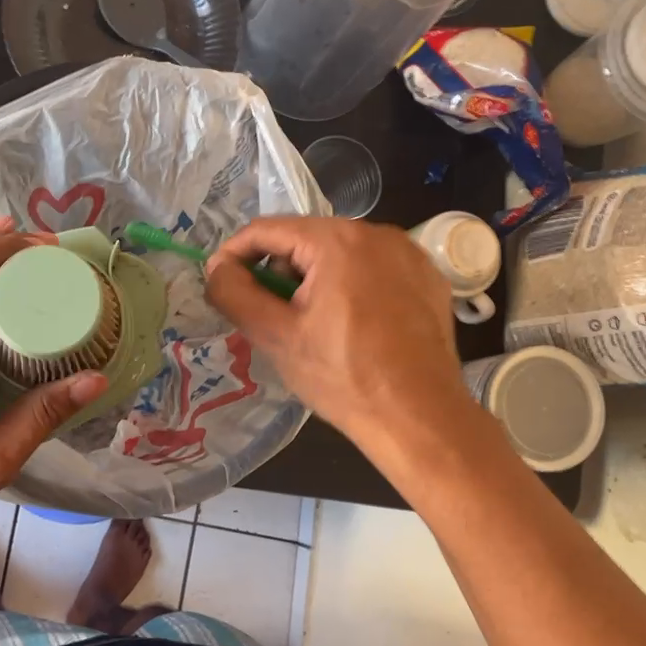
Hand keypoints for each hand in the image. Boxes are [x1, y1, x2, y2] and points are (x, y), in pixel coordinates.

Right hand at [205, 217, 467, 448]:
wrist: (417, 416)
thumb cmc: (341, 376)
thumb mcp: (275, 336)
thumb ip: (235, 294)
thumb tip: (217, 268)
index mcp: (336, 240)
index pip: (267, 230)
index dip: (234, 254)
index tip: (220, 284)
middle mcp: (377, 233)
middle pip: (305, 240)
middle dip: (278, 272)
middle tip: (267, 317)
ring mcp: (409, 254)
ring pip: (340, 255)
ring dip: (313, 281)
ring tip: (309, 326)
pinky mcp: (428, 279)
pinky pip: (374, 270)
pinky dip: (351, 288)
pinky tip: (350, 327)